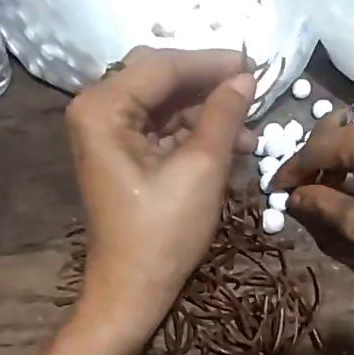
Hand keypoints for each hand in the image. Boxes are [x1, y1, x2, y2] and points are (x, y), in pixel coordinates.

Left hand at [66, 48, 255, 336]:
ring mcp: (106, 133)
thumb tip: (247, 77)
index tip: (257, 63)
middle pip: (160, 78)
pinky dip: (193, 131)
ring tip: (251, 128)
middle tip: (253, 88)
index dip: (212, 62)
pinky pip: (160, 127)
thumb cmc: (163, 233)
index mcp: (102, 108)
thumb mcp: (201, 169)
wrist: (132, 291)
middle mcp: (96, 111)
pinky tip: (231, 143)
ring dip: (206, 110)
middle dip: (208, 84)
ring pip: (163, 102)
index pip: (163, 66)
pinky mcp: (120, 154)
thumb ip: (223, 114)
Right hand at [273, 105, 353, 289]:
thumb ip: (321, 203)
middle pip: (332, 129)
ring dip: (335, 154)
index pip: (315, 149)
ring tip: (326, 188)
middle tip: (299, 190)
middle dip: (312, 158)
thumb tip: (293, 197)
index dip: (290, 172)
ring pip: (353, 128)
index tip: (272, 190)